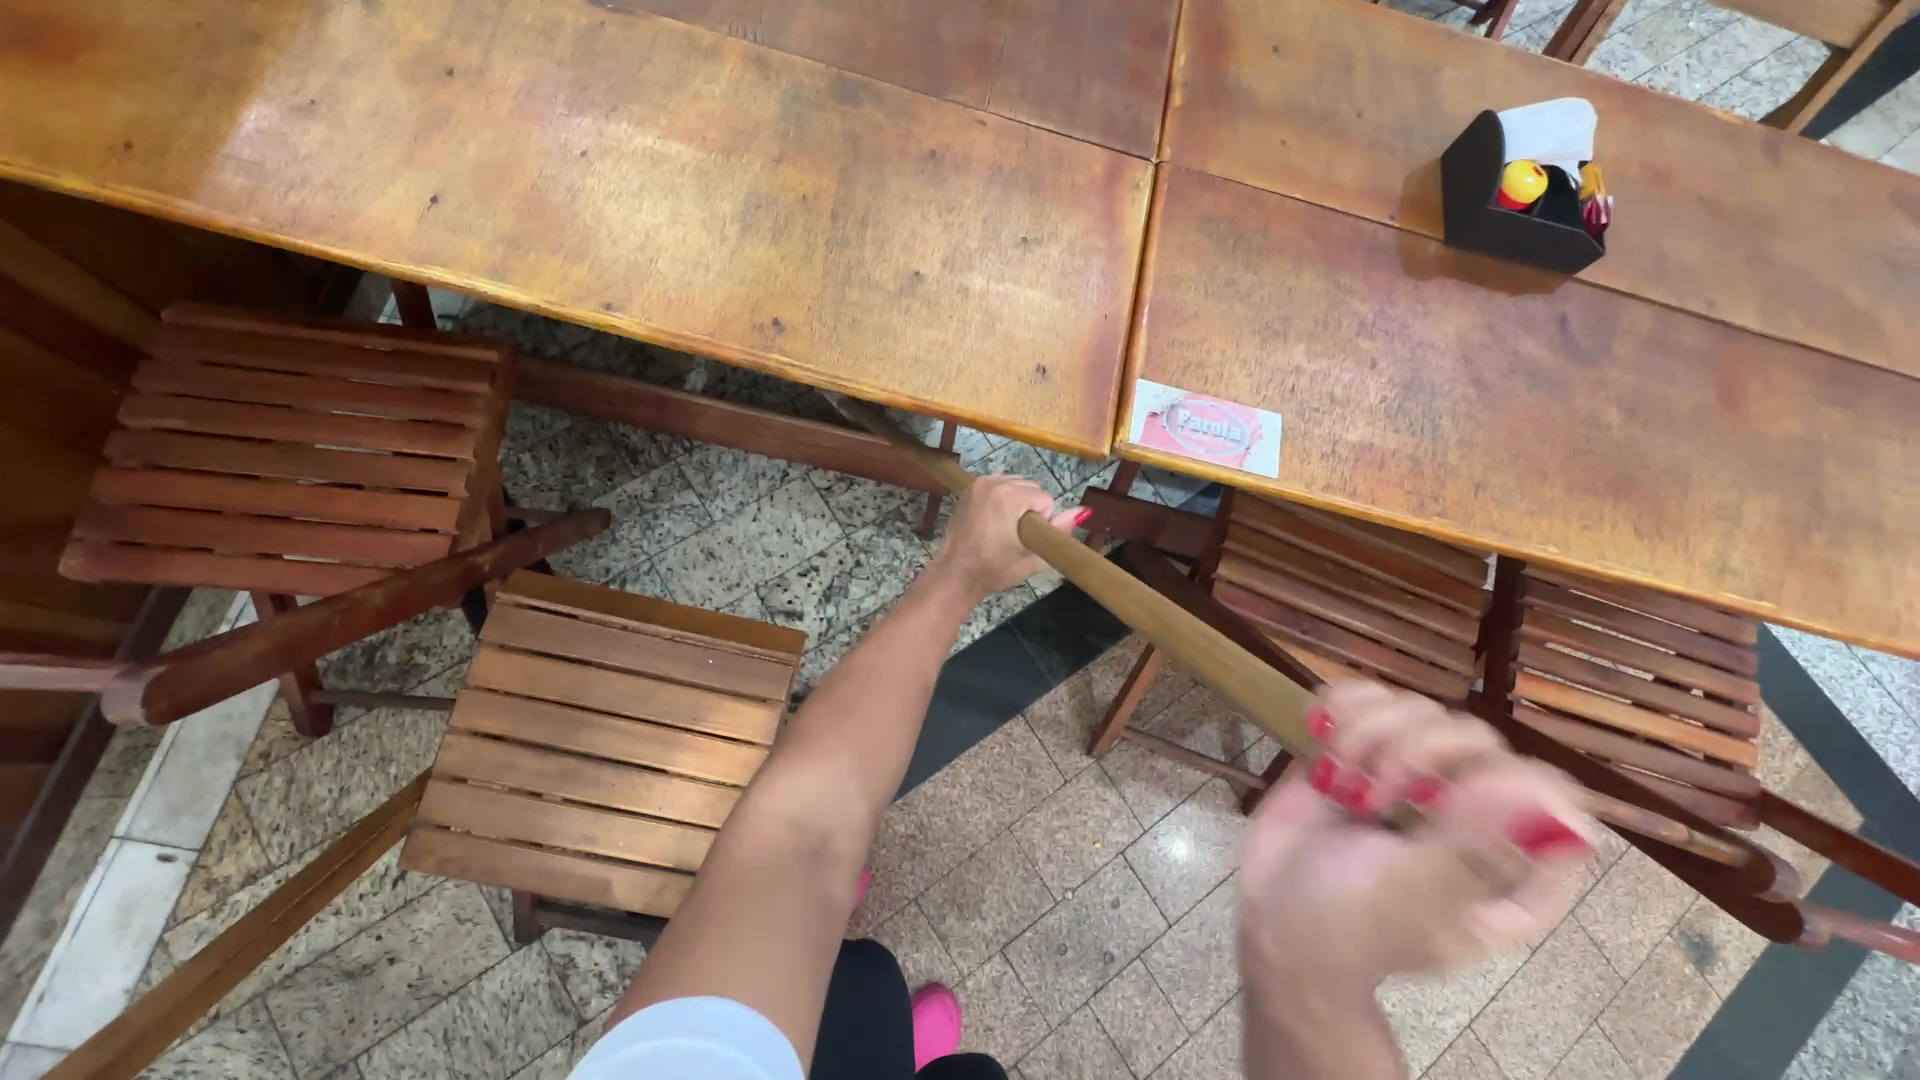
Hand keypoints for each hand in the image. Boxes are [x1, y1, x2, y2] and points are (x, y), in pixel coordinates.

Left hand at [933, 475, 1085, 595]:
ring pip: (1017, 484)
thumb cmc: (994, 570)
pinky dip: (1004, 497)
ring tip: (1006, 528)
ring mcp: (979, 484)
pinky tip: (997, 518)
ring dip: (1019, 502)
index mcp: (1008, 496)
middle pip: (1031, 488)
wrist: (956, 574)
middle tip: (1017, 535)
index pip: (1045, 499)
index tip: (1027, 539)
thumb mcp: (1032, 556)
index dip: (1043, 521)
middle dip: (1031, 509)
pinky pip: (1000, 484)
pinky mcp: (971, 489)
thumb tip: (1084, 511)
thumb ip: (1059, 530)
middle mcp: (993, 483)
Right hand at [1239, 682, 1594, 996]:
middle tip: (1366, 799)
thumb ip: (1476, 854)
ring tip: (1335, 781)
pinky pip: (1370, 698)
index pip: (1547, 792)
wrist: (1267, 914)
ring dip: (1366, 733)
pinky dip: (1342, 705)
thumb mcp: (1410, 901)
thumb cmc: (1345, 926)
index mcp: (1512, 864)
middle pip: (1473, 738)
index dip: (1494, 781)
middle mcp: (1472, 811)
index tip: (1435, 801)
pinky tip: (1320, 734)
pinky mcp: (1363, 748)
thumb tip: (1555, 813)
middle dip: (1409, 755)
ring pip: (1419, 710)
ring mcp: (1415, 775)